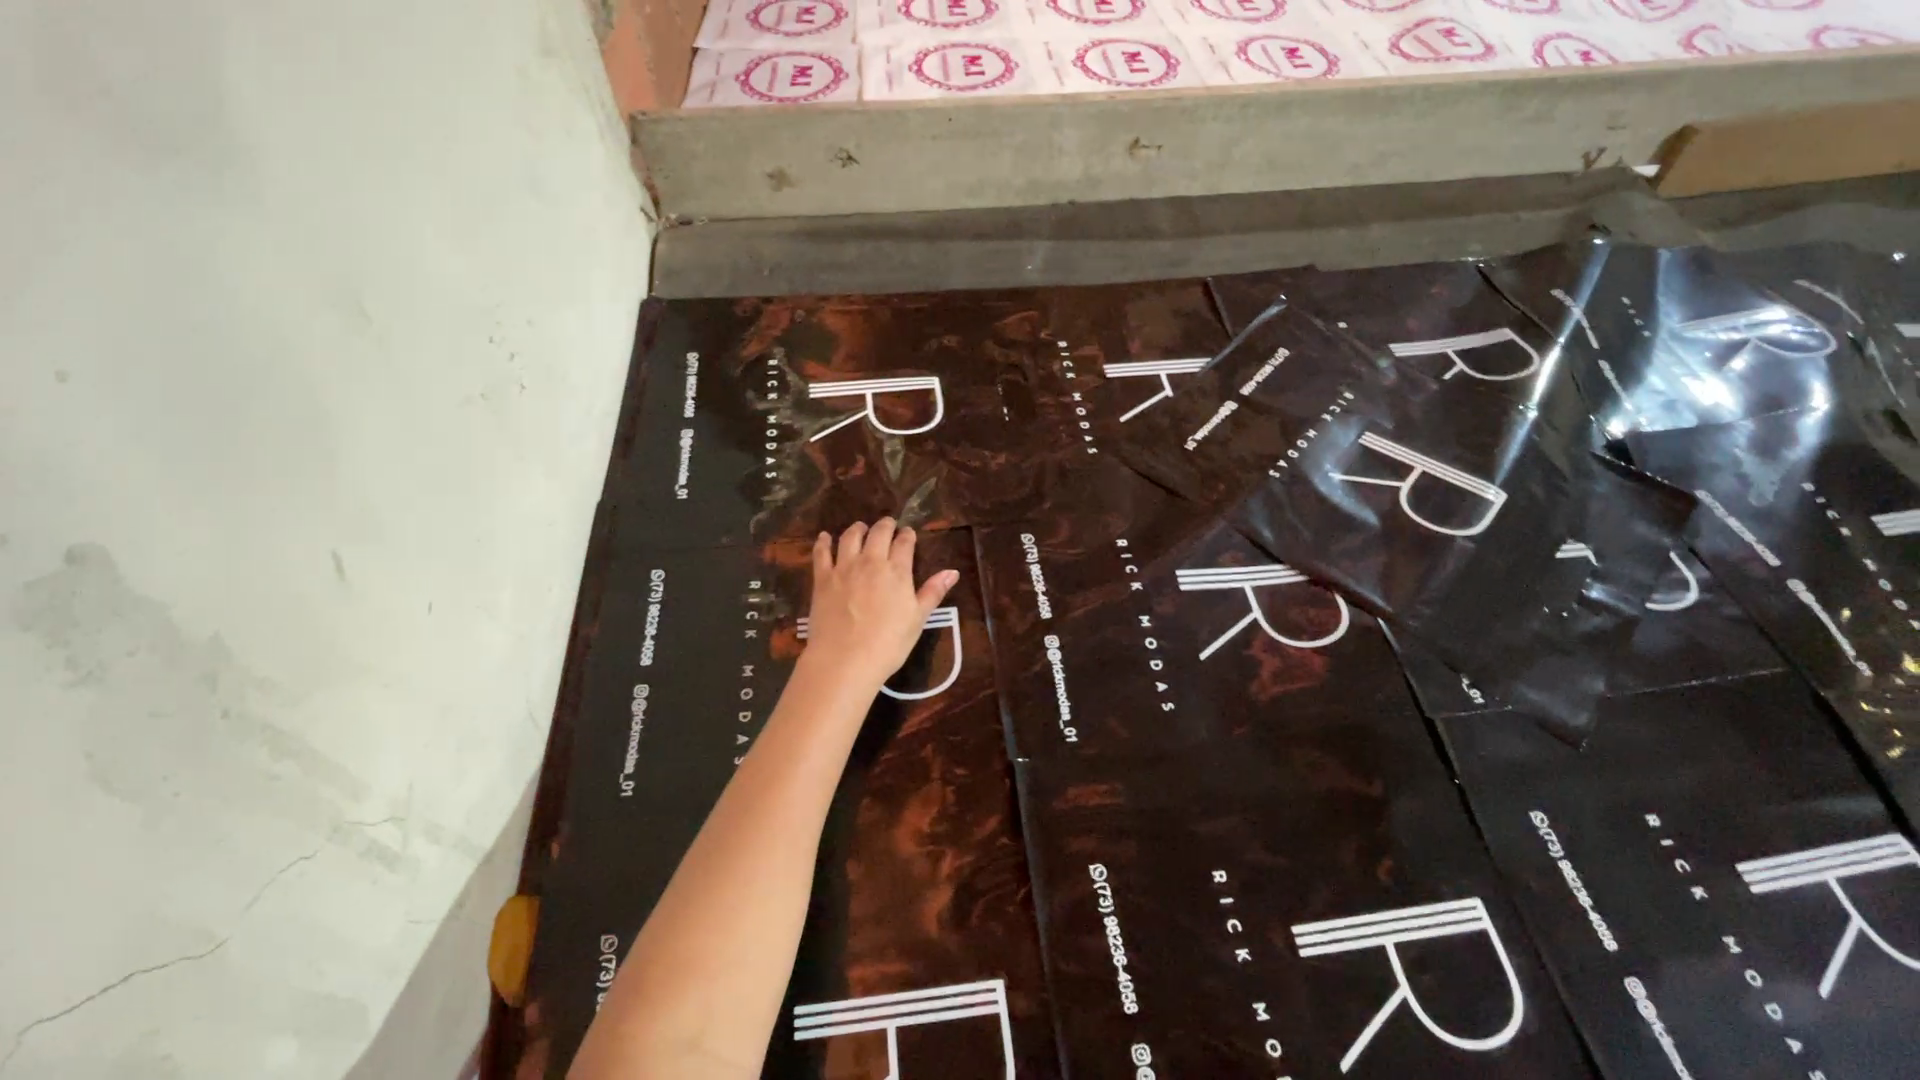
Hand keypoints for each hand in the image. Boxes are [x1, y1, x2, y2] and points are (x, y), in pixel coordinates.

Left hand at [803, 518, 958, 687]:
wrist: (845, 659)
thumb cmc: (889, 644)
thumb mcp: (918, 619)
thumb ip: (933, 592)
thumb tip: (952, 571)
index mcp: (897, 571)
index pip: (904, 543)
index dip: (907, 535)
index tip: (908, 533)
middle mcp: (871, 562)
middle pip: (878, 533)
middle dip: (885, 525)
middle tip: (888, 524)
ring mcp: (844, 568)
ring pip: (850, 537)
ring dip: (857, 529)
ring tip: (860, 527)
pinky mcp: (822, 579)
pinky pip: (822, 553)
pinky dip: (824, 542)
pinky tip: (825, 537)